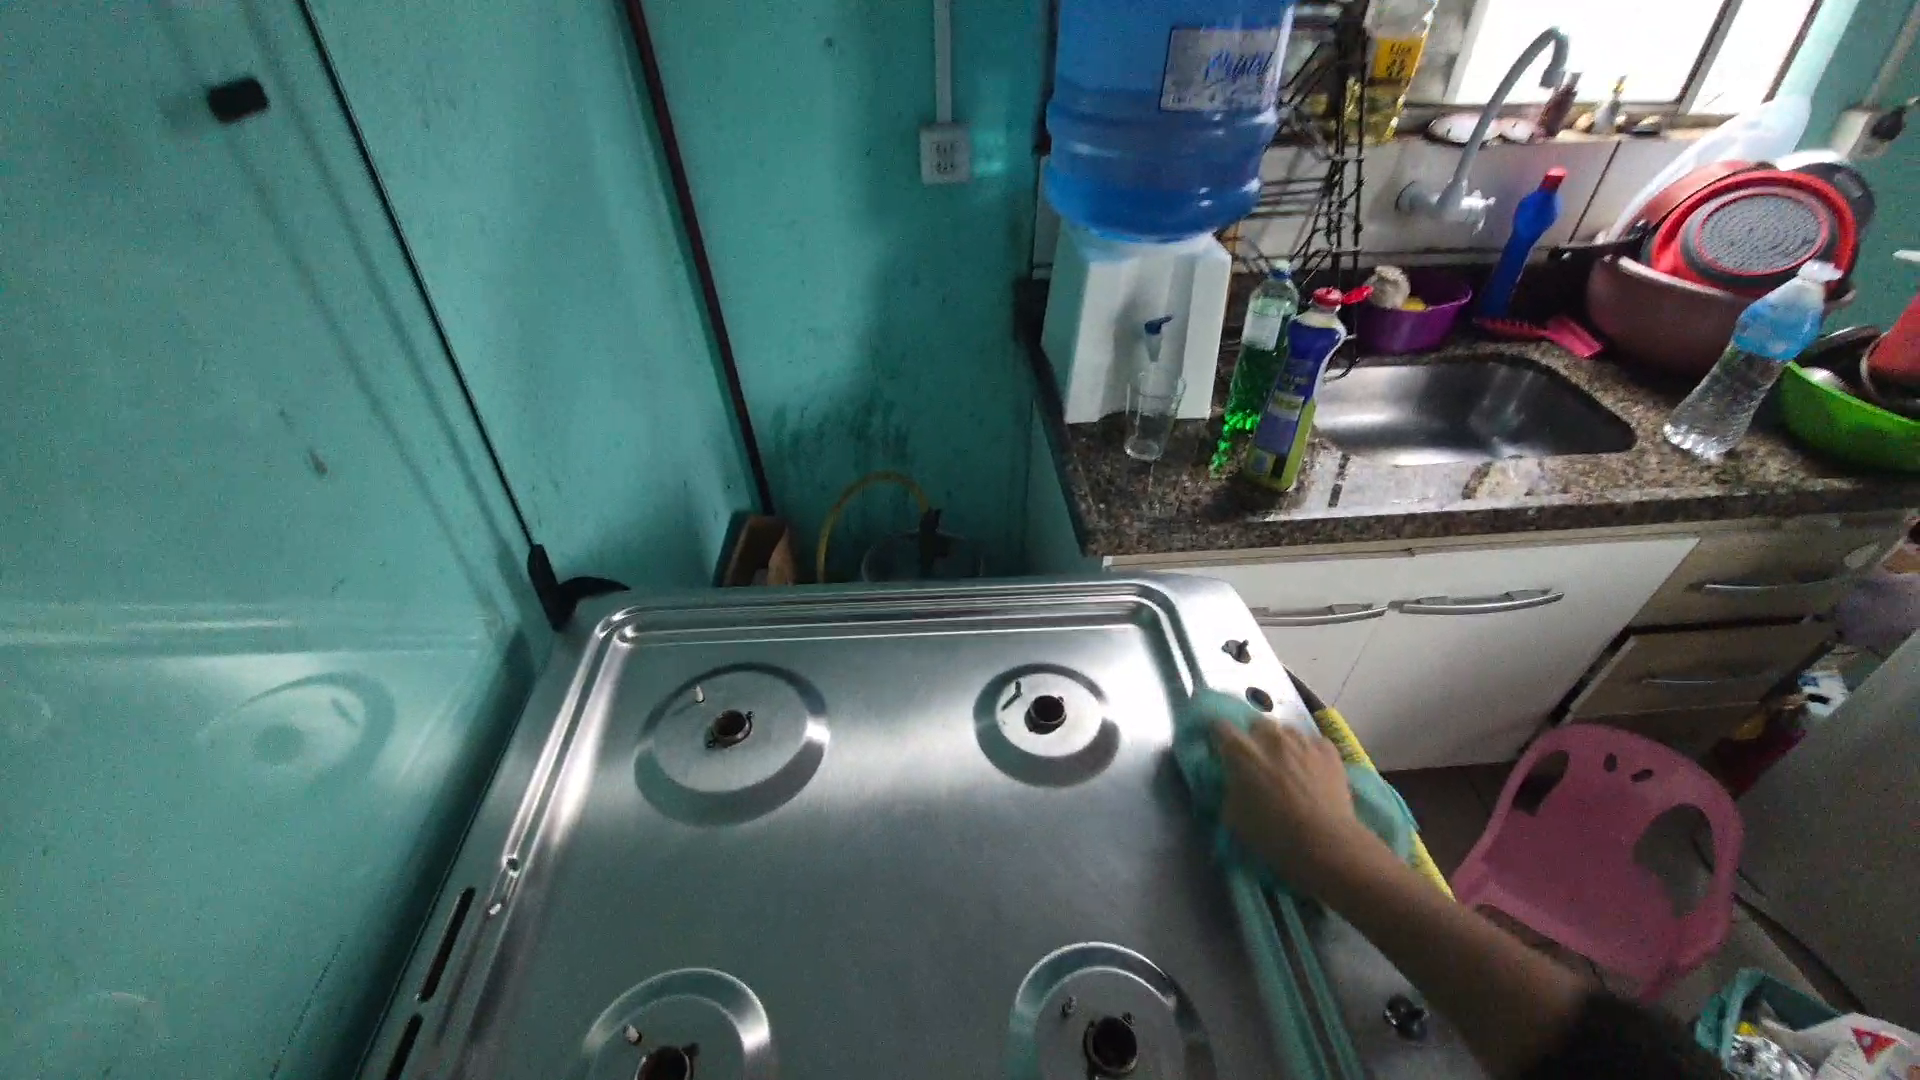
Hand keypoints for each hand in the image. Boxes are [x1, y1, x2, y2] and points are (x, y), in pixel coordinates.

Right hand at [1212, 718, 1384, 895]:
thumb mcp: (1234, 816)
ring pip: (1287, 730)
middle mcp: (1272, 738)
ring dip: (1283, 743)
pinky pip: (1313, 742)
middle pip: (1257, 724)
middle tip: (1259, 761)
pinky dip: (1310, 752)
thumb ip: (1230, 788)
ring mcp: (1303, 741)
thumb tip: (1234, 779)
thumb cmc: (1274, 835)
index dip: (1221, 737)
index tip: (1223, 750)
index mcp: (1243, 752)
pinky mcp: (1329, 750)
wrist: (1327, 845)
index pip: (1221, 726)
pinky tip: (1313, 770)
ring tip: (1288, 765)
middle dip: (1255, 738)